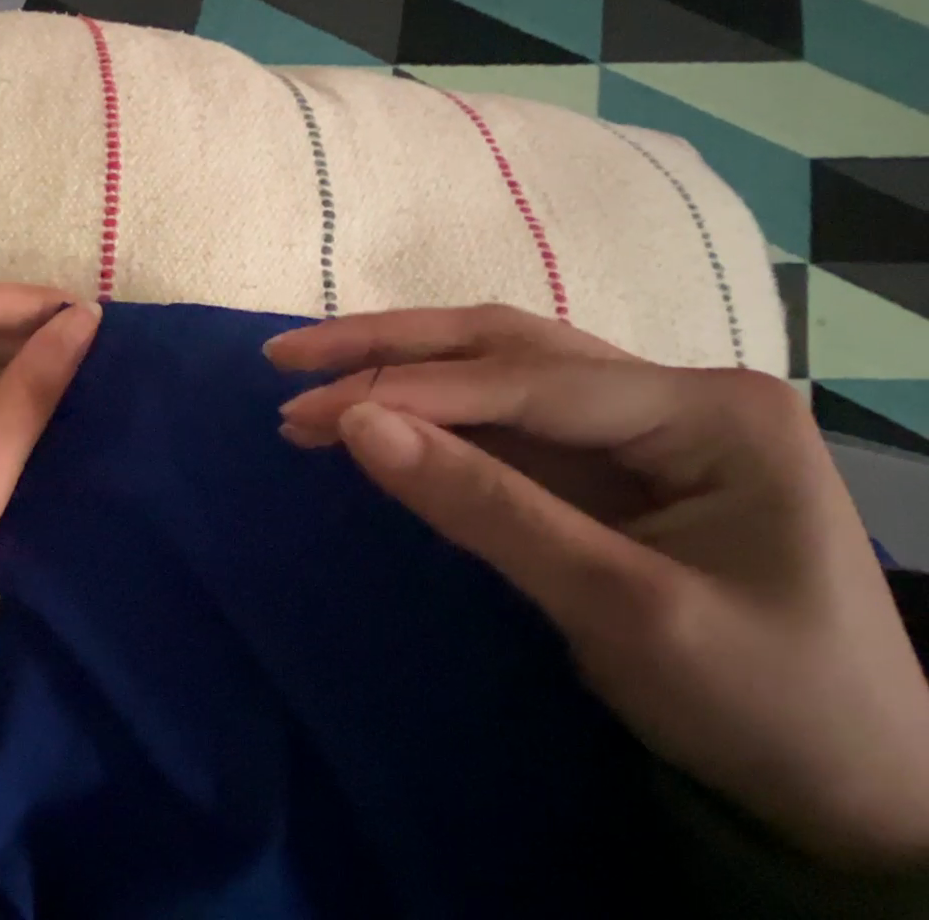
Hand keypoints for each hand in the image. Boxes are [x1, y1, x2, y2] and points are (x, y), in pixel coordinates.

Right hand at [265, 305, 928, 865]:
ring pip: (495, 372)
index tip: (303, 410)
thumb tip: (354, 425)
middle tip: (286, 358)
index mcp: (707, 410)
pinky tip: (373, 417)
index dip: (403, 389)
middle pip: (503, 345)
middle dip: (386, 346)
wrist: (851, 792)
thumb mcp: (616, 605)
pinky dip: (426, 416)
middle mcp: (671, 395)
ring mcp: (638, 428)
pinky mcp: (604, 469)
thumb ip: (483, 505)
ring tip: (309, 376)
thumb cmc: (761, 702)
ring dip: (398, 370)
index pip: (521, 379)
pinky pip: (500, 423)